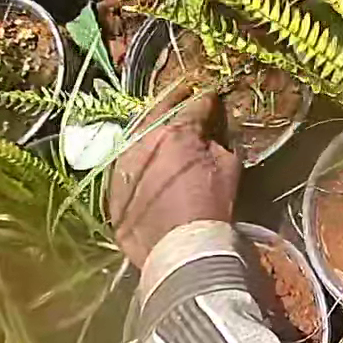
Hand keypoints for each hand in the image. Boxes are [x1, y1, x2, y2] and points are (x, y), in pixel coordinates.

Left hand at [109, 83, 240, 270]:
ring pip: (137, 134)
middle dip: (173, 101)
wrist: (181, 249)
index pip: (193, 107)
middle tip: (183, 93)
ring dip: (151, 126)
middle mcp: (144, 141)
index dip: (205, 100)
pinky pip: (125, 161)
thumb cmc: (211, 208)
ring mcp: (125, 163)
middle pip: (158, 112)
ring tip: (162, 123)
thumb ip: (218, 144)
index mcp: (176, 133)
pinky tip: (147, 155)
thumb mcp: (228, 169)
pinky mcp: (114, 186)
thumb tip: (209, 136)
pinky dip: (138, 154)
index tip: (211, 96)